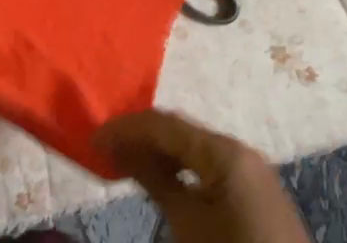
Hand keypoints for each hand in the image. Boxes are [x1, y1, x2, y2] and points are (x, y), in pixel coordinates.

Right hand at [94, 109, 309, 242]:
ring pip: (193, 147)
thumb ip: (151, 177)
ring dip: (158, 152)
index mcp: (223, 150)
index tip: (92, 141)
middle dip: (139, 137)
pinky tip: (161, 180)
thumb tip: (117, 148)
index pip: (162, 123)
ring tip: (126, 166)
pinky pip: (209, 165)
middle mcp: (238, 149)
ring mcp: (250, 170)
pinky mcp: (255, 191)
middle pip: (178, 131)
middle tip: (105, 152)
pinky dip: (181, 168)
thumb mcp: (186, 222)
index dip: (123, 128)